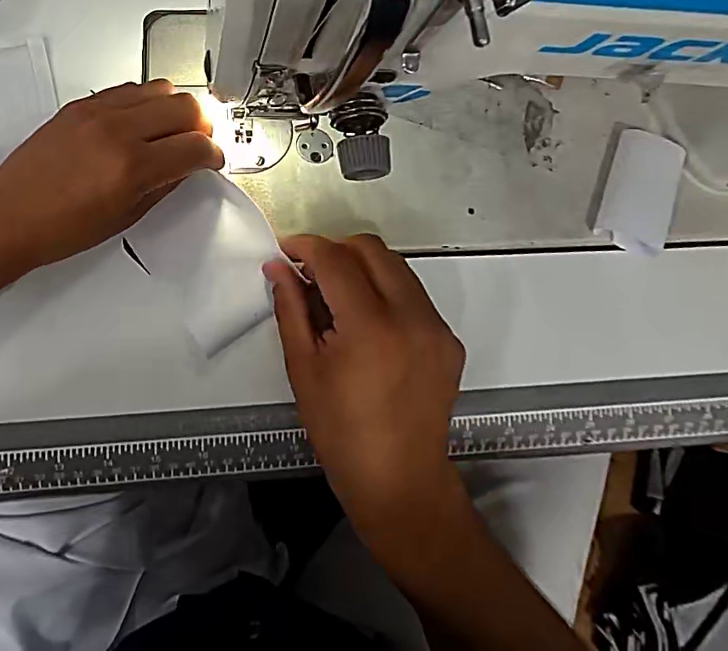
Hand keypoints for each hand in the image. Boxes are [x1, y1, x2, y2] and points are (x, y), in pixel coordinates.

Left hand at [0, 80, 223, 298]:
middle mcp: (116, 131)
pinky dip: (144, 100)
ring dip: (175, 107)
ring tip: (170, 130)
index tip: (213, 159)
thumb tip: (187, 166)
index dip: (214, 154)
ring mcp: (96, 112)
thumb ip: (164, 185)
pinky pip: (128, 88)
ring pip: (161, 87)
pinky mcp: (79, 105)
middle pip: (187, 106)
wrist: (5, 218)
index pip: (196, 145)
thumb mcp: (124, 217)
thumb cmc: (56, 228)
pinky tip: (140, 122)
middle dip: (203, 126)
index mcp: (131, 167)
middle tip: (198, 143)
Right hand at [265, 235, 466, 525]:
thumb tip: (278, 265)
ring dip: (361, 267)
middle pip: (370, 249)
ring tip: (336, 296)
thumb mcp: (303, 367)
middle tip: (309, 273)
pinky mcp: (448, 338)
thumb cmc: (340, 432)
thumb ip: (290, 307)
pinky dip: (384, 290)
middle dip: (335, 250)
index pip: (336, 260)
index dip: (306, 246)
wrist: (400, 481)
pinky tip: (365, 320)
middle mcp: (412, 317)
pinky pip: (412, 292)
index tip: (286, 249)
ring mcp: (437, 326)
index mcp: (372, 328)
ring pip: (394, 265)